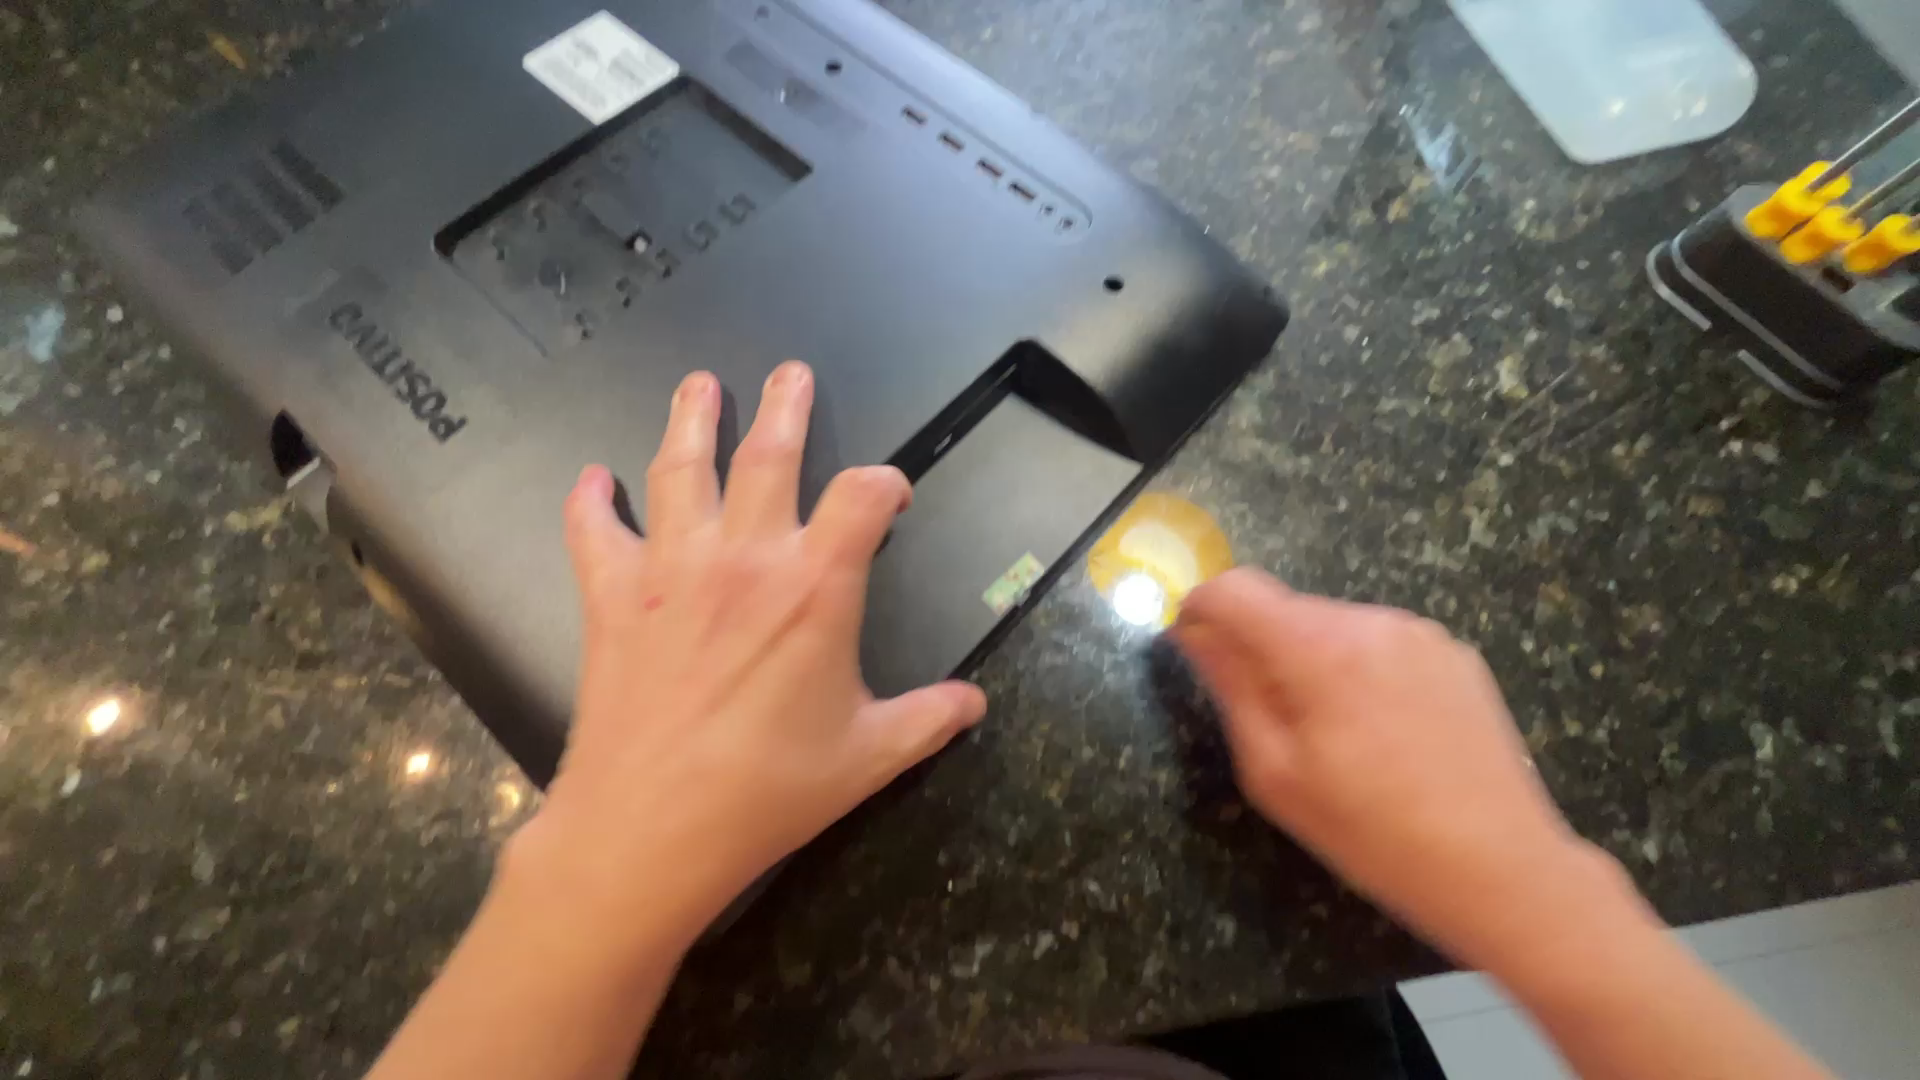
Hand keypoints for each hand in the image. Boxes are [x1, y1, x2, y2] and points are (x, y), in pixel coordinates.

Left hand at [508, 361, 986, 951]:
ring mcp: (672, 570)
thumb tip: (977, 704)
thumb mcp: (869, 755)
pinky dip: (592, 502)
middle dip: (786, 407)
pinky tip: (592, 479)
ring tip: (700, 385)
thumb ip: (930, 718)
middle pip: (770, 456)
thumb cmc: (770, 789)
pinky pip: (596, 533)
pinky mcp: (613, 597)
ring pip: (682, 470)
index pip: (863, 497)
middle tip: (790, 372)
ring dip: (692, 421)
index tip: (892, 494)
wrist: (651, 829)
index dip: (886, 484)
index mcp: (816, 586)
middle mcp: (746, 558)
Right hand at [1171, 568, 1625, 973]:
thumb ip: (1228, 686)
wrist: (1503, 869)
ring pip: (1326, 622)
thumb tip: (1192, 633)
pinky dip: (1353, 665)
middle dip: (1256, 644)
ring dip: (1305, 656)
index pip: (1233, 589)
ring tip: (1329, 727)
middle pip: (1280, 607)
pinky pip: (1374, 639)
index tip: (1193, 645)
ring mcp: (1418, 633)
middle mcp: (1369, 621)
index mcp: (1319, 649)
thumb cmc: (1369, 831)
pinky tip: (1377, 725)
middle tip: (1266, 714)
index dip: (1200, 609)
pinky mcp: (1451, 651)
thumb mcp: (1273, 771)